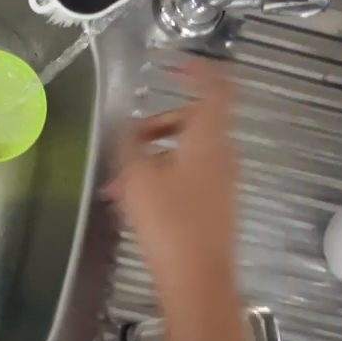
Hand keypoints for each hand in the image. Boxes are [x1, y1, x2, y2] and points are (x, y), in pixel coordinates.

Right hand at [103, 60, 240, 302]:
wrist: (198, 276)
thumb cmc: (169, 221)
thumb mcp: (137, 176)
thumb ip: (129, 144)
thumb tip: (126, 128)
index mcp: (208, 138)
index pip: (214, 88)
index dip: (196, 70)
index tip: (175, 64)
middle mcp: (222, 153)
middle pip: (192, 121)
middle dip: (155, 125)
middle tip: (126, 140)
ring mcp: (221, 179)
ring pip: (184, 151)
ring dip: (152, 155)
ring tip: (119, 180)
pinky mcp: (214, 202)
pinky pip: (186, 174)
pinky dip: (161, 176)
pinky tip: (133, 199)